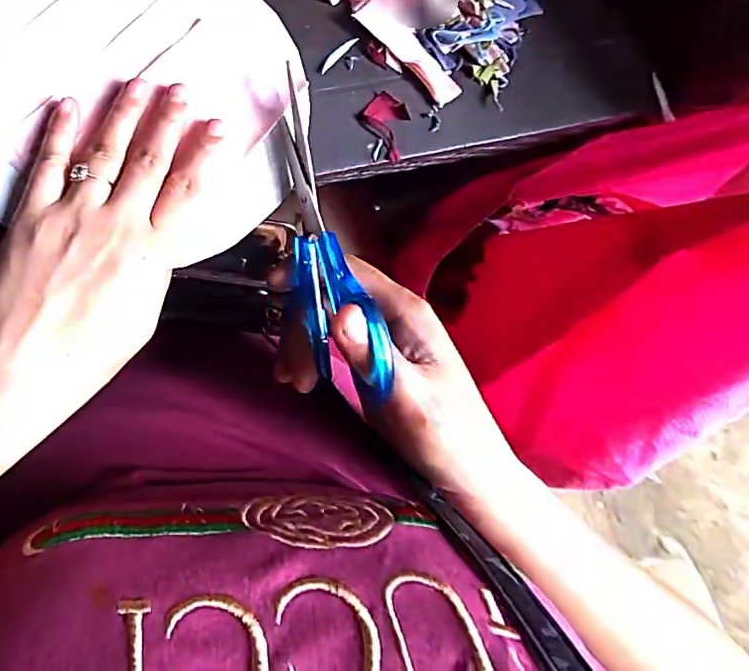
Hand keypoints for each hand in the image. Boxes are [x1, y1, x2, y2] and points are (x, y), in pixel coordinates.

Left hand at [0, 80, 224, 473]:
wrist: (14, 369)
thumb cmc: (80, 358)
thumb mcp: (141, 319)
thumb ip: (154, 270)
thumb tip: (159, 241)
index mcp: (149, 253)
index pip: (186, 189)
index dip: (204, 153)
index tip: (215, 127)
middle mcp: (115, 224)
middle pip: (149, 159)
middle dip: (168, 119)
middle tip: (180, 90)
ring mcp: (72, 215)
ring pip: (104, 151)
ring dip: (124, 114)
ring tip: (138, 85)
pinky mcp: (32, 215)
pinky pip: (48, 163)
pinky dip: (58, 131)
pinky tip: (69, 105)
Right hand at [274, 256, 523, 499]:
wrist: (471, 479)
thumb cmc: (451, 440)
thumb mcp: (410, 399)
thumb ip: (374, 355)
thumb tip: (340, 312)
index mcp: (407, 313)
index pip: (350, 270)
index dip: (311, 270)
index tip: (276, 285)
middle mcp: (393, 316)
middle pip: (331, 294)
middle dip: (303, 323)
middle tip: (293, 369)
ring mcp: (382, 336)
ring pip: (326, 317)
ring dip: (302, 342)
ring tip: (297, 382)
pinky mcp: (373, 357)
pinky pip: (331, 340)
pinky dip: (310, 354)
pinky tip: (302, 379)